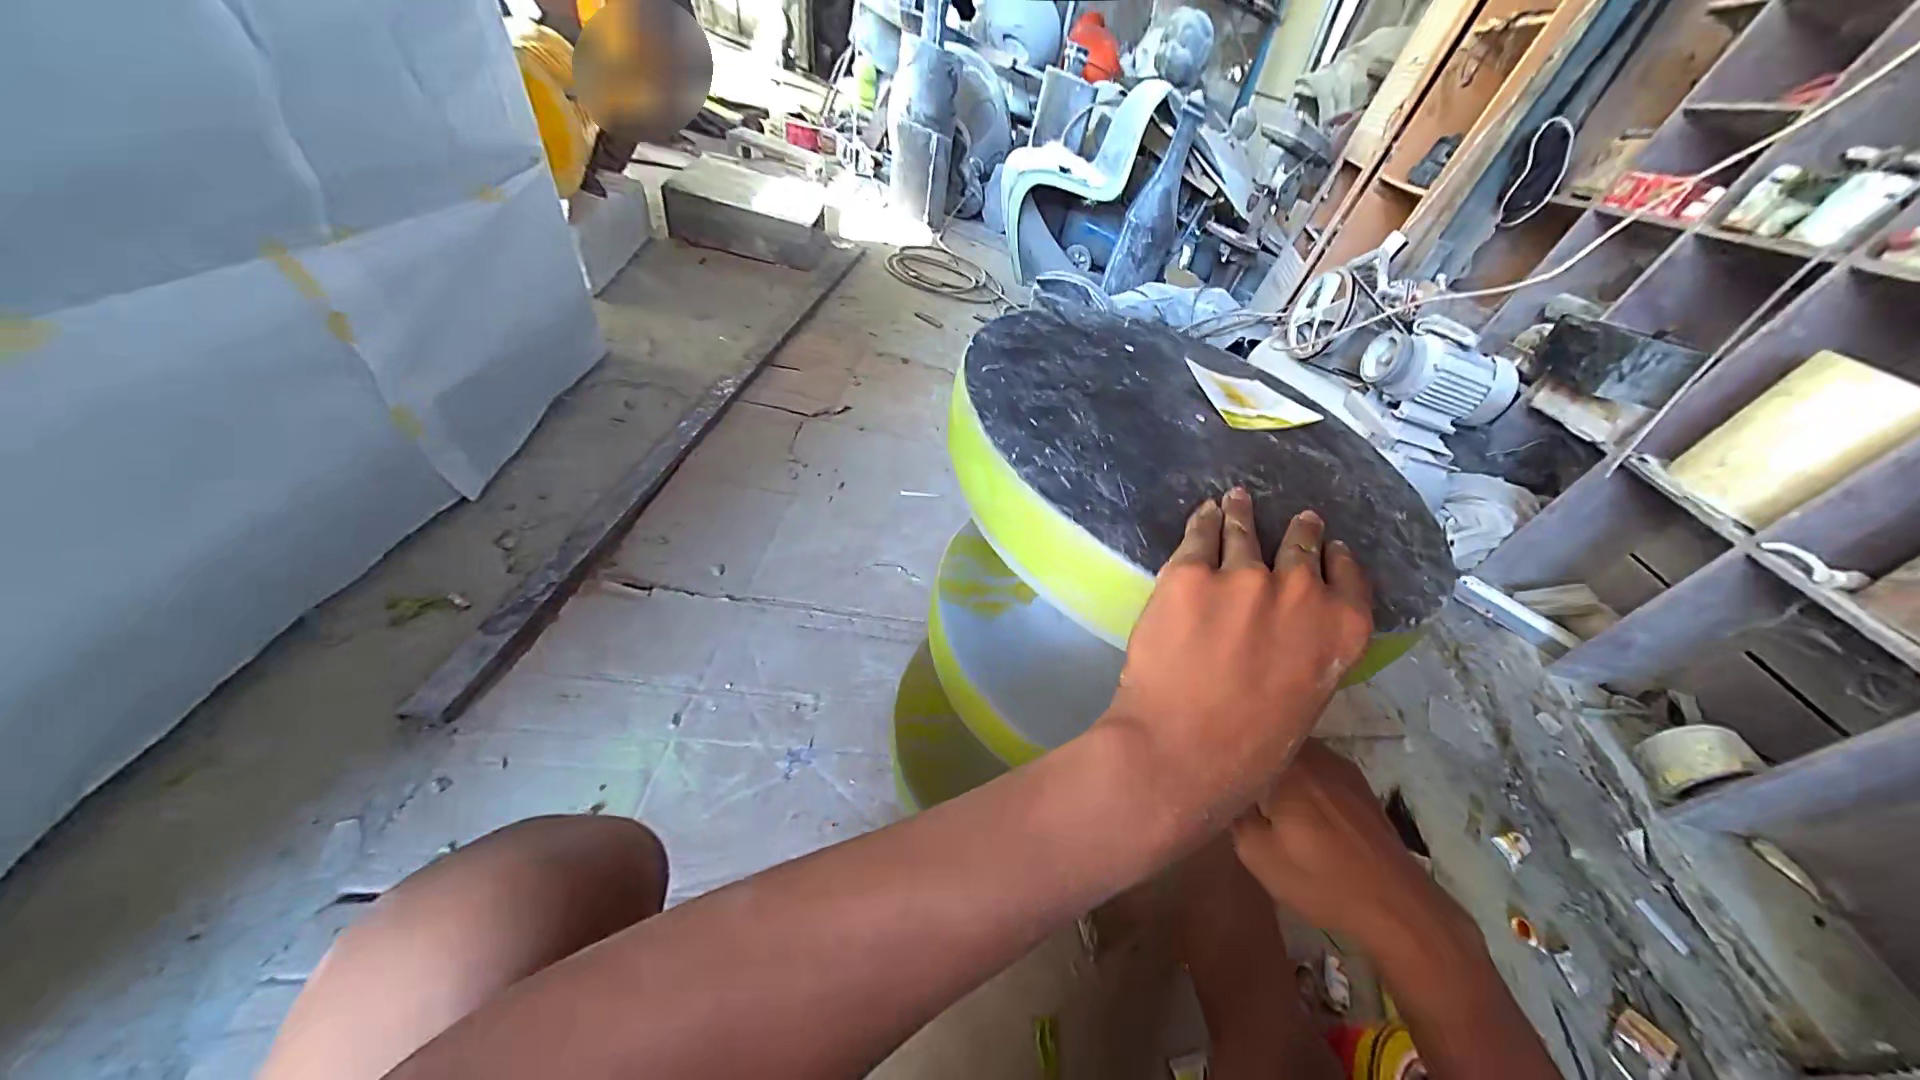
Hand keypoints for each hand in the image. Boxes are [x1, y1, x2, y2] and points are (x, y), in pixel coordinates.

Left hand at [1099, 487, 1372, 815]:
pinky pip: (1200, 536)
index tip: (1332, 548)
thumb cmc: (1246, 748)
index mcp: (1341, 631)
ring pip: (1246, 533)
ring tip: (1238, 499)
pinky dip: (1204, 521)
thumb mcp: (1302, 700)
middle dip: (1300, 532)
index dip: (1338, 560)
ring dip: (1243, 513)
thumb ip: (1304, 654)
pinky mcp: (1190, 573)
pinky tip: (1205, 513)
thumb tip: (1288, 637)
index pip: (1349, 578)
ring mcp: (1242, 577)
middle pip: (1300, 548)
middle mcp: (1299, 592)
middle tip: (1298, 519)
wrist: (1180, 748)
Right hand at [1230, 741, 1457, 948]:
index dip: (1226, 748)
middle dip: (1251, 753)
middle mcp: (1316, 756)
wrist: (1397, 908)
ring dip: (1277, 764)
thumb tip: (1227, 792)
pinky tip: (1294, 802)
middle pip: (1271, 741)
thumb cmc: (1321, 880)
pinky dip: (1301, 776)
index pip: (1247, 739)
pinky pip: (1317, 767)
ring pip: (1296, 753)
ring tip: (1258, 787)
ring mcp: (1341, 768)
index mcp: (1289, 767)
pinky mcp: (1359, 786)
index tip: (1210, 762)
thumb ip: (1234, 814)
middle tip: (1229, 774)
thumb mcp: (1257, 855)